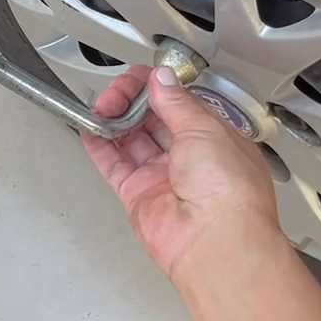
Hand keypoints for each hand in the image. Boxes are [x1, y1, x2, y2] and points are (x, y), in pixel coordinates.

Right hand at [81, 66, 285, 279]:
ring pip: (131, 138)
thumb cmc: (229, 191)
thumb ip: (176, 102)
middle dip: (132, 100)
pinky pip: (114, 164)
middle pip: (153, 118)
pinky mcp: (138, 194)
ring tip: (101, 106)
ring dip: (114, 118)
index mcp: (215, 138)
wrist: (214, 242)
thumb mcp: (205, 128)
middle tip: (117, 92)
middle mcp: (190, 157)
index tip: (139, 78)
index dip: (157, 87)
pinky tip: (90, 127)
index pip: (180, 103)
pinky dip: (99, 145)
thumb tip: (161, 80)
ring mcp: (162, 176)